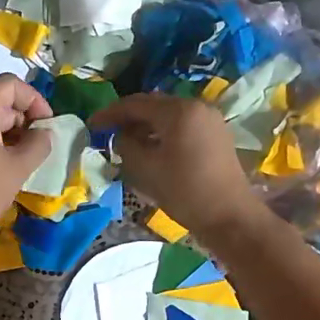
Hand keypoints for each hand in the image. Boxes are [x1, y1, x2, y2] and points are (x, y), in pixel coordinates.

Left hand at [0, 75, 51, 249]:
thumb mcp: (17, 168)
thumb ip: (38, 144)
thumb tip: (43, 133)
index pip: (9, 84)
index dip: (34, 99)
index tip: (47, 125)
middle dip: (23, 119)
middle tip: (37, 147)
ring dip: (9, 134)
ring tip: (23, 161)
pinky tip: (1, 170)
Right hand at [89, 94, 271, 244]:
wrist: (228, 215)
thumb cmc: (183, 190)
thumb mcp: (144, 168)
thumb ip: (126, 145)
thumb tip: (120, 135)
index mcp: (178, 112)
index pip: (135, 104)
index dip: (110, 113)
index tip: (91, 124)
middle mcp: (196, 107)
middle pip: (153, 104)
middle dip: (127, 116)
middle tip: (106, 130)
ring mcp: (210, 119)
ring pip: (168, 114)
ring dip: (144, 123)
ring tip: (125, 140)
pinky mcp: (216, 134)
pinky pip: (182, 123)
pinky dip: (162, 130)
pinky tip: (150, 146)